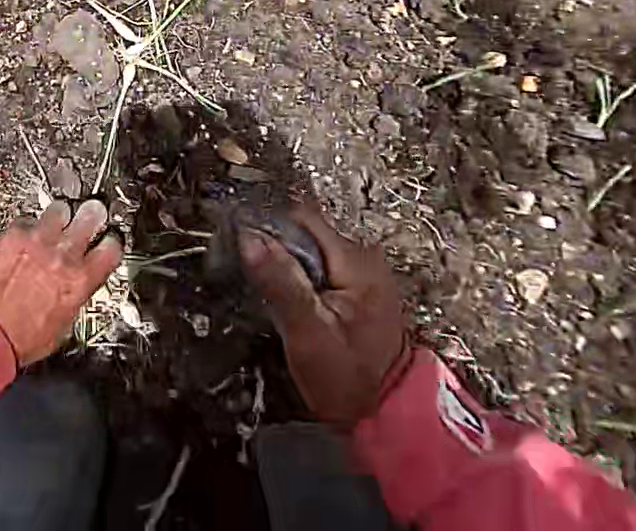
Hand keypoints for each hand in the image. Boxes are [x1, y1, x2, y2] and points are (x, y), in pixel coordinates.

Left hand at [0, 200, 122, 364]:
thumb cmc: (25, 337)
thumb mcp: (68, 318)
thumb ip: (79, 289)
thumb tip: (81, 278)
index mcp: (82, 278)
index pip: (112, 245)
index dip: (109, 243)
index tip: (104, 243)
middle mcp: (65, 254)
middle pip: (91, 214)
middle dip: (91, 215)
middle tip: (86, 218)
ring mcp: (39, 241)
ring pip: (60, 209)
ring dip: (58, 218)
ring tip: (51, 228)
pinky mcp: (14, 235)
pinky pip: (27, 221)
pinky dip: (26, 230)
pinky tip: (22, 244)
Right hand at [240, 206, 409, 427]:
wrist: (387, 416)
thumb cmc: (348, 379)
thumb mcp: (307, 332)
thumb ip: (281, 282)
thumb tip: (251, 240)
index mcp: (356, 259)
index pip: (302, 219)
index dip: (271, 231)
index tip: (249, 250)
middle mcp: (364, 255)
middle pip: (307, 231)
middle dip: (281, 251)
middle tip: (264, 282)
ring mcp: (364, 269)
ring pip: (312, 248)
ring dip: (291, 265)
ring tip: (280, 297)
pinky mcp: (359, 284)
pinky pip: (322, 265)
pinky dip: (305, 277)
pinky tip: (298, 303)